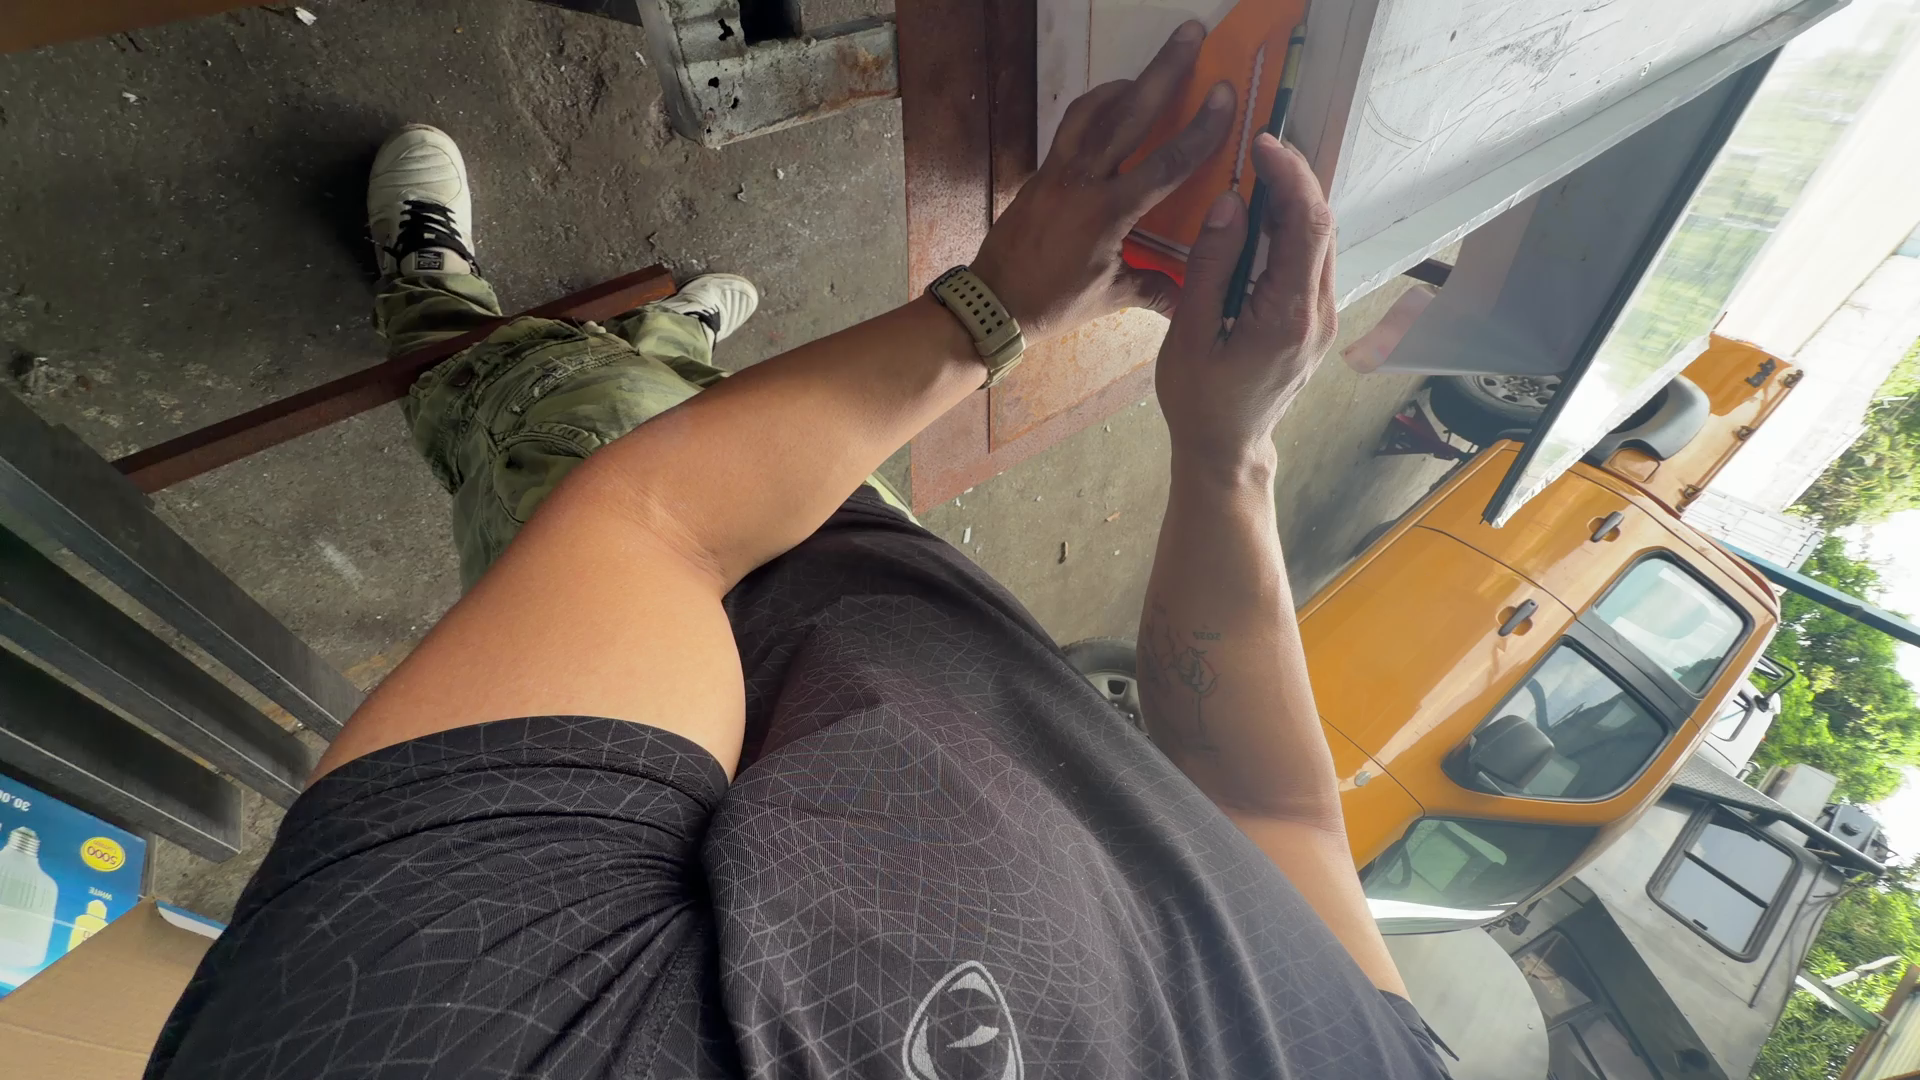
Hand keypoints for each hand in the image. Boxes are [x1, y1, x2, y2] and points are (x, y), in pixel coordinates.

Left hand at [971, 21, 1235, 342]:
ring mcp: (1056, 172)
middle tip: (1190, 32)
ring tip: (1147, 73)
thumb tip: (1188, 298)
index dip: (1200, 130)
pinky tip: (1106, 110)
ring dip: (1123, 85)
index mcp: (1107, 213)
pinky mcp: (1039, 174)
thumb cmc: (1052, 304)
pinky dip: (1093, 110)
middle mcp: (1082, 181)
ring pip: (1092, 111)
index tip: (1225, 94)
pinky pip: (1070, 129)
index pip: (1165, 164)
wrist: (993, 302)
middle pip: (1128, 113)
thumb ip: (1151, 289)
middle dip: (1163, 71)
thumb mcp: (1108, 298)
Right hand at [1155, 135, 1336, 464]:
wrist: (1225, 449)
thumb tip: (1228, 205)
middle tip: (1258, 154)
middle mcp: (1319, 313)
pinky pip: (1312, 265)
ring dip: (1293, 207)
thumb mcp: (1189, 337)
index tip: (1264, 142)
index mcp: (1287, 315)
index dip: (1290, 174)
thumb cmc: (1198, 401)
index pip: (1306, 223)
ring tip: (1258, 183)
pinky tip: (1264, 229)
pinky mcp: (1315, 325)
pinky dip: (1292, 236)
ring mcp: (1323, 320)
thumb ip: (1210, 269)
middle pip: (1321, 226)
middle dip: (1294, 181)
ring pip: (1320, 243)